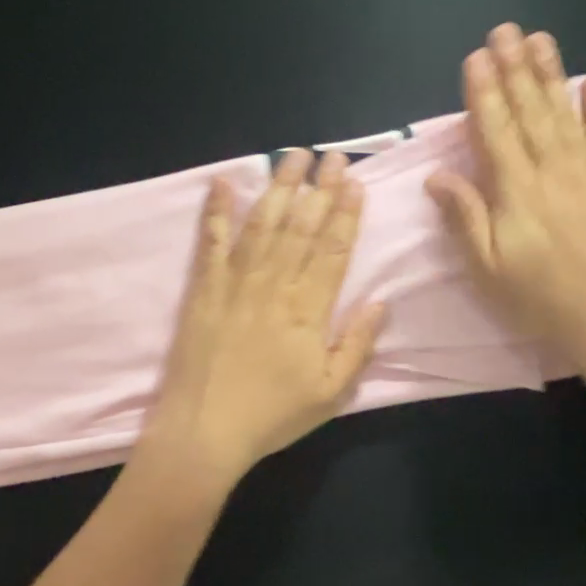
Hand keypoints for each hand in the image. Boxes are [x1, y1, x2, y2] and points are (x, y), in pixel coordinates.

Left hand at [139, 149, 384, 487]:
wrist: (204, 430)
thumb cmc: (271, 415)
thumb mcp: (331, 393)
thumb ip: (358, 345)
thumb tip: (381, 302)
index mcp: (308, 309)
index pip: (333, 249)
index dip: (345, 213)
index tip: (354, 182)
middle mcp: (274, 285)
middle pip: (301, 226)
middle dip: (319, 188)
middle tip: (331, 156)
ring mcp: (235, 283)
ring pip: (262, 224)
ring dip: (279, 187)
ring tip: (292, 155)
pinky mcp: (204, 289)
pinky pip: (211, 241)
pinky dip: (217, 210)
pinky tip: (224, 182)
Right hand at [425, 23, 585, 363]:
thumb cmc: (540, 298)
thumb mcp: (487, 268)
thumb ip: (465, 217)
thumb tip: (437, 176)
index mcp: (516, 191)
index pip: (495, 130)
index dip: (483, 92)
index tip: (476, 56)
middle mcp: (552, 170)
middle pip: (530, 111)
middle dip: (515, 69)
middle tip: (506, 30)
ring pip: (564, 114)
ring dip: (550, 75)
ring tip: (540, 39)